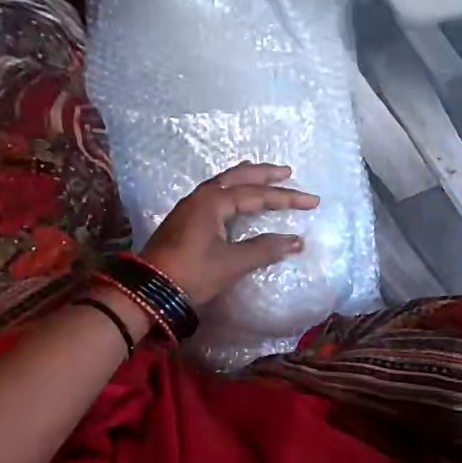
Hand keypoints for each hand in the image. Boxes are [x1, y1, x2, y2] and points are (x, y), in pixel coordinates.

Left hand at [141, 162, 318, 306]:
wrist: (150, 289)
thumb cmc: (192, 274)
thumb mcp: (231, 264)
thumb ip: (265, 250)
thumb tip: (296, 241)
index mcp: (213, 202)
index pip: (257, 194)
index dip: (286, 198)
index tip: (312, 201)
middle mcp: (201, 196)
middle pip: (238, 177)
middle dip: (264, 174)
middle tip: (287, 173)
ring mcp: (189, 206)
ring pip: (223, 183)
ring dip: (245, 179)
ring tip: (264, 177)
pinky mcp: (184, 219)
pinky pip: (214, 193)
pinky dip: (231, 190)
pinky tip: (235, 198)